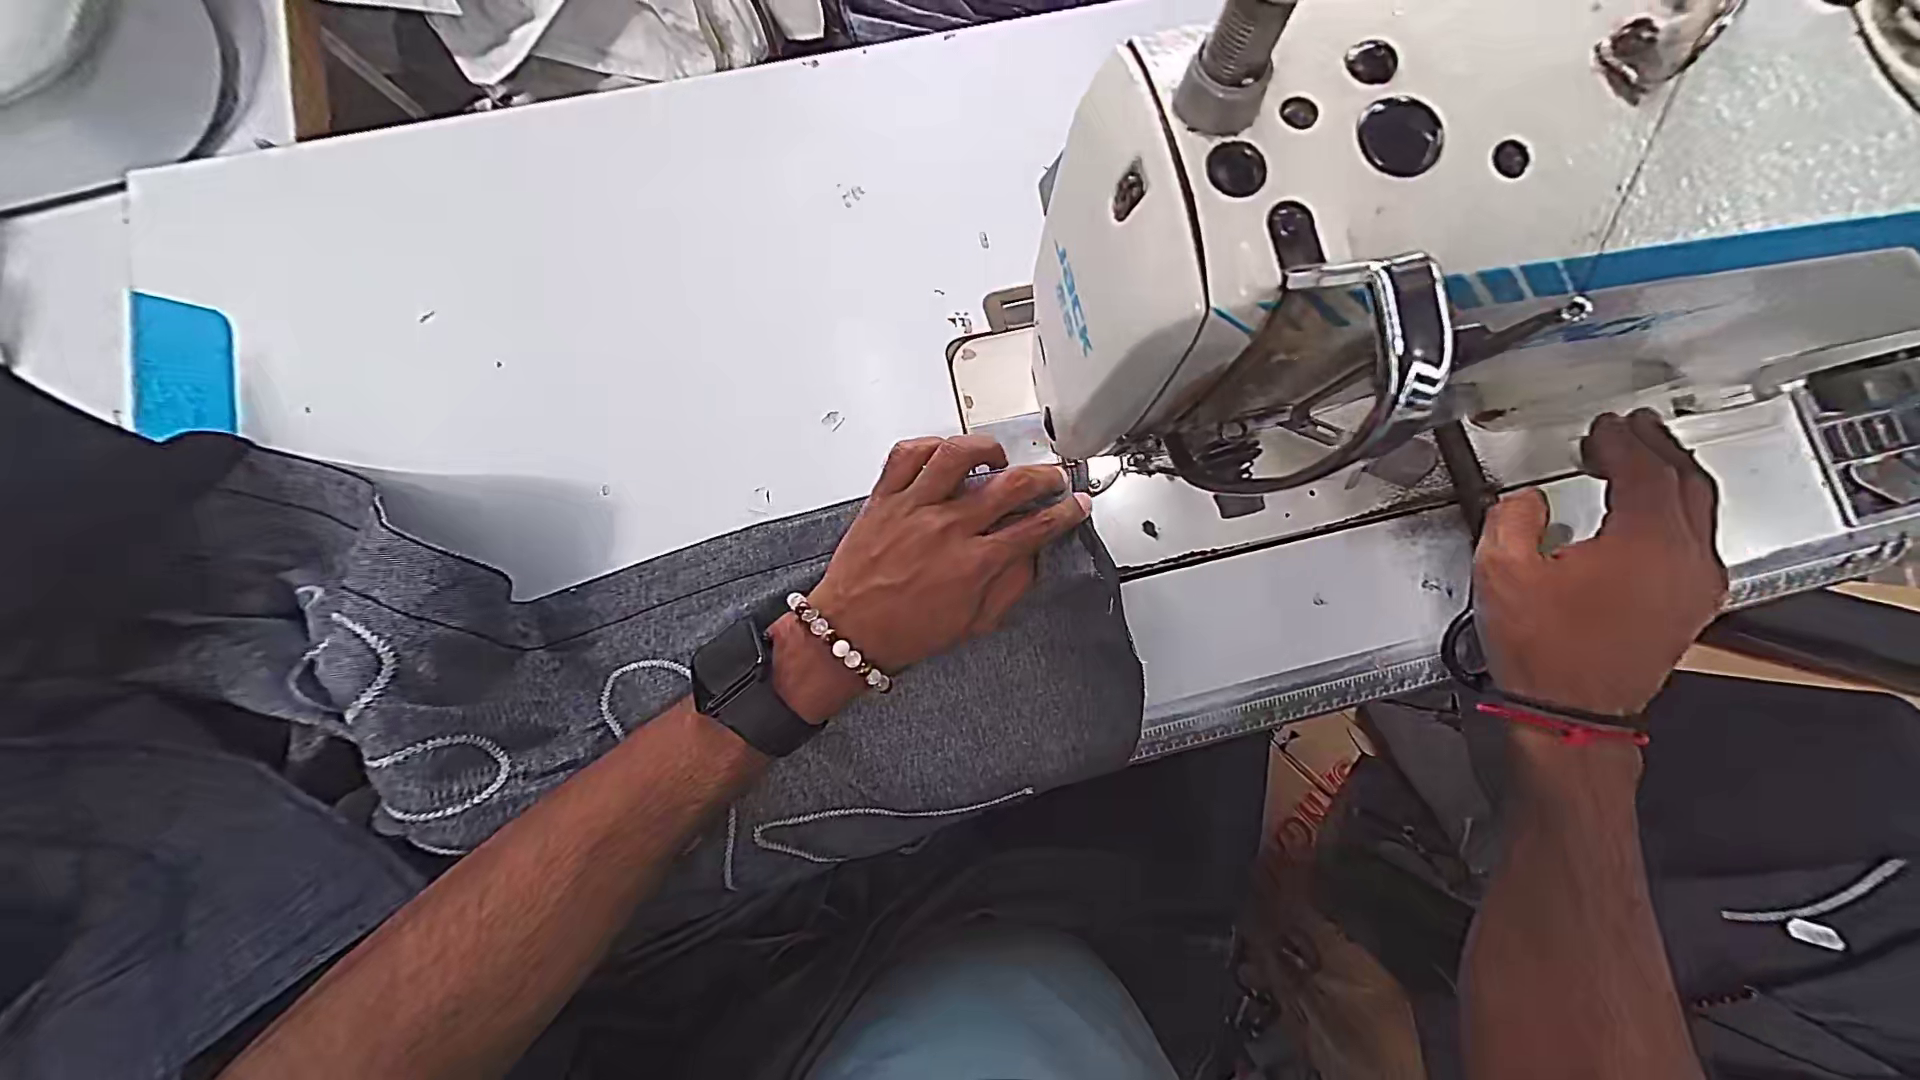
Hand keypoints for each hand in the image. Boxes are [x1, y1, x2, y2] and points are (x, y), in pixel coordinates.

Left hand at [770, 434, 1091, 721]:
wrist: (850, 632)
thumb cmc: (905, 631)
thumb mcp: (974, 623)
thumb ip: (1011, 587)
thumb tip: (1033, 556)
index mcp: (974, 563)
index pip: (1036, 526)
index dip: (1066, 512)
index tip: (1074, 505)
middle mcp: (947, 528)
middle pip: (1011, 483)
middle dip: (1045, 476)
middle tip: (1050, 479)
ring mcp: (914, 508)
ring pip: (959, 454)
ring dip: (988, 449)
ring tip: (997, 458)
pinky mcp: (884, 498)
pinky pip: (907, 453)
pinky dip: (930, 444)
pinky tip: (943, 454)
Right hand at [1474, 410, 1727, 716]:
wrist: (1571, 704)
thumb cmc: (1542, 646)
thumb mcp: (1500, 571)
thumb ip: (1511, 519)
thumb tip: (1524, 500)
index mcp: (1646, 543)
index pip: (1646, 472)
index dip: (1623, 443)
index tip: (1607, 427)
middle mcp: (1686, 559)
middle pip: (1688, 485)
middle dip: (1660, 450)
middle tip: (1635, 430)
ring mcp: (1695, 584)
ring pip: (1701, 512)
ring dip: (1673, 479)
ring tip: (1646, 461)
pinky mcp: (1689, 604)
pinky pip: (1697, 541)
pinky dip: (1676, 512)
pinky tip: (1652, 515)